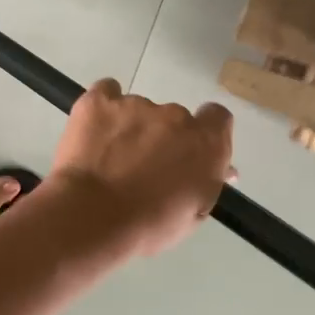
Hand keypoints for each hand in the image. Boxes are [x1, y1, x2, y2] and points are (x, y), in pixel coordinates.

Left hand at [48, 78, 234, 256]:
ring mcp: (134, 104)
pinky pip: (105, 91)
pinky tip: (95, 125)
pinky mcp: (98, 100)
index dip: (204, 130)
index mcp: (206, 144)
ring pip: (137, 109)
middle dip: (161, 135)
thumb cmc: (151, 223)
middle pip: (173, 117)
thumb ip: (207, 179)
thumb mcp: (195, 210)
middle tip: (142, 161)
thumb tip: (219, 167)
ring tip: (109, 153)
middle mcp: (174, 116)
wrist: (94, 212)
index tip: (189, 148)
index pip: (217, 118)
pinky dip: (103, 105)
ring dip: (129, 125)